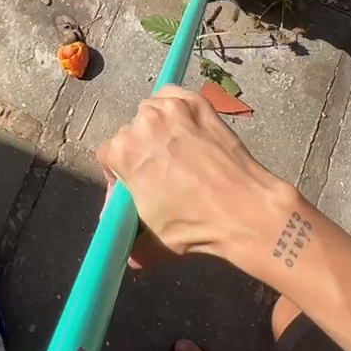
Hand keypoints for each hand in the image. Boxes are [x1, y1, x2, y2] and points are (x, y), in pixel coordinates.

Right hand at [96, 85, 298, 263]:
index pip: (107, 155)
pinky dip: (174, 107)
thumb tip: (131, 254)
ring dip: (156, 127)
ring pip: (151, 111)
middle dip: (139, 150)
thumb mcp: (154, 239)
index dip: (118, 174)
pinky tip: (184, 126)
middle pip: (130, 132)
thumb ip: (134, 242)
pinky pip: (173, 96)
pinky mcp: (196, 101)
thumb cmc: (196, 223)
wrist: (243, 207)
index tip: (132, 186)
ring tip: (174, 149)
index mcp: (124, 152)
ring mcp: (171, 108)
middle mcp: (143, 122)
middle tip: (157, 171)